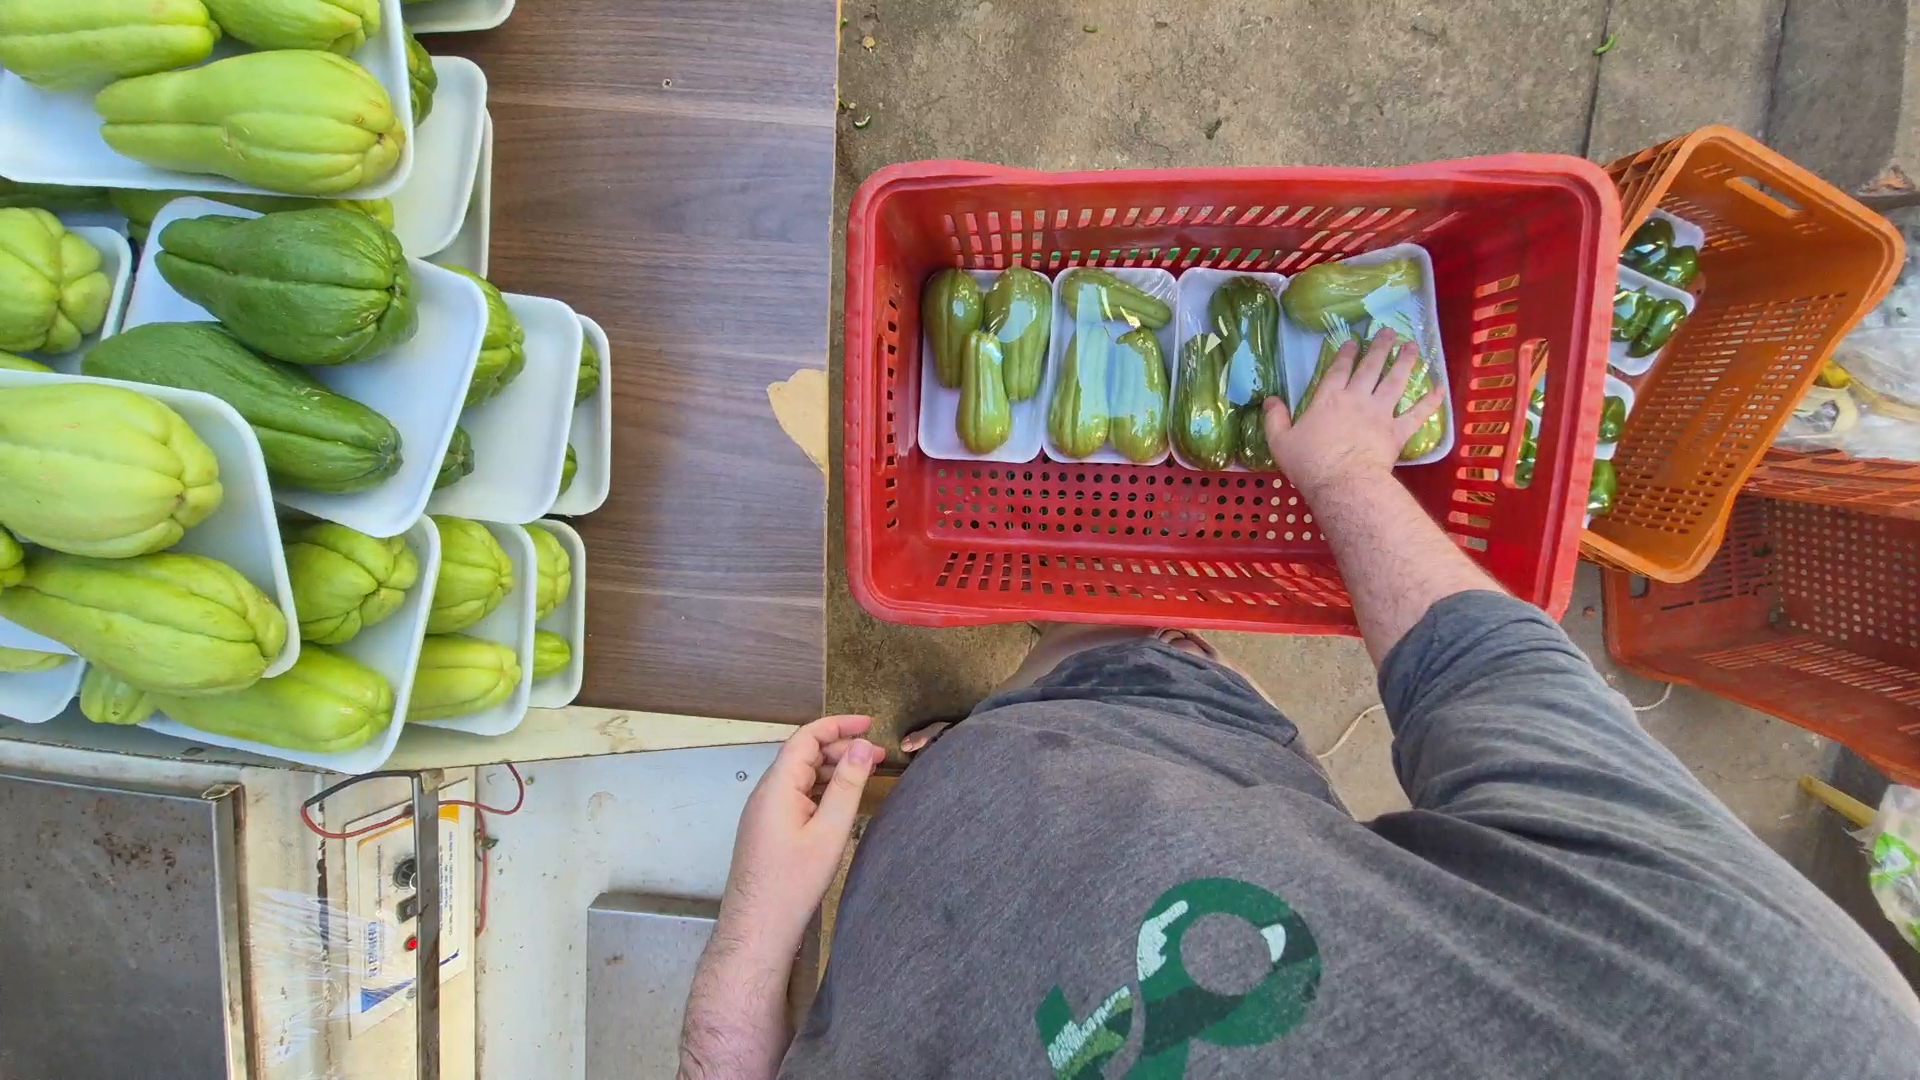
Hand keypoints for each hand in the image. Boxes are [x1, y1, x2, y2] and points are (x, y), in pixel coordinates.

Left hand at [715, 714, 881, 960]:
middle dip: (841, 748)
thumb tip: (862, 746)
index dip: (839, 725)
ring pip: (802, 775)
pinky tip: (842, 800)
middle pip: (805, 754)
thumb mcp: (829, 832)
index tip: (870, 724)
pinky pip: (797, 794)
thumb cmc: (792, 885)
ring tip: (866, 774)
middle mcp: (766, 792)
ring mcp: (765, 811)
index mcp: (777, 786)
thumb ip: (847, 786)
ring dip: (833, 769)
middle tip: (878, 756)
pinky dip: (822, 788)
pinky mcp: (768, 828)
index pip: (807, 737)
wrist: (756, 932)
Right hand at [1262, 328, 1440, 497]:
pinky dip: (1430, 400)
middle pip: (1371, 368)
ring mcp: (1380, 413)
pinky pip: (1418, 413)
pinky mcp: (1398, 430)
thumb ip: (1275, 419)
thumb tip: (1269, 399)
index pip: (1338, 370)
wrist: (1342, 482)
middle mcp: (1357, 399)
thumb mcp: (1280, 442)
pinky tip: (1439, 387)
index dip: (1346, 353)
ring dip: (1405, 362)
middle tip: (1390, 332)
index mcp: (1328, 400)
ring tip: (1413, 347)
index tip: (1354, 340)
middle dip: (1380, 347)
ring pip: (1396, 381)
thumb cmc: (1308, 462)